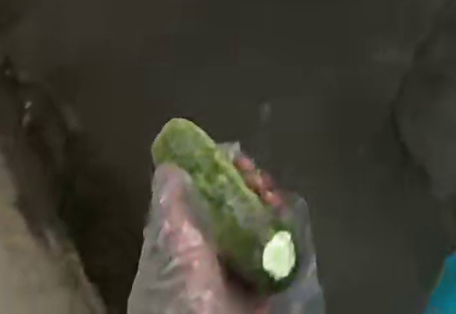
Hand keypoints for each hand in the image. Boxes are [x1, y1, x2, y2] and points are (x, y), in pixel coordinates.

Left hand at [127, 154, 317, 313]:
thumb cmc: (182, 295)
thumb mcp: (171, 246)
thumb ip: (171, 207)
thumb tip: (169, 163)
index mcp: (187, 233)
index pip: (208, 187)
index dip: (224, 168)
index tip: (239, 161)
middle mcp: (212, 243)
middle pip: (236, 199)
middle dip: (252, 182)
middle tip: (261, 183)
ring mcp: (236, 262)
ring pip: (258, 217)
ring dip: (270, 200)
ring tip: (275, 200)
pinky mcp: (259, 280)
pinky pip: (276, 245)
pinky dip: (283, 227)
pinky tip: (286, 219)